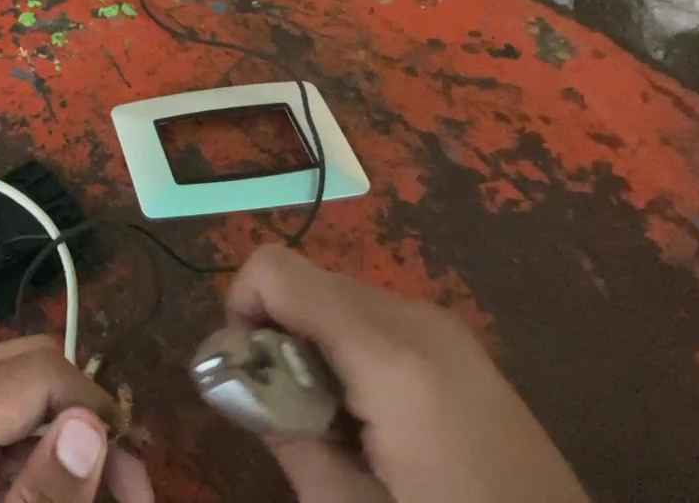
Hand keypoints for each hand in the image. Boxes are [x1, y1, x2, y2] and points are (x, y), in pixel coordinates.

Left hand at [0, 335, 153, 501]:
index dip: (95, 410)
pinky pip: (4, 412)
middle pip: (31, 363)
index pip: (37, 372)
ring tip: (111, 492)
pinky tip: (62, 487)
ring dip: (71, 430)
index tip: (135, 481)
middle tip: (130, 487)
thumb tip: (91, 423)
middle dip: (88, 414)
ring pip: (23, 383)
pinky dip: (42, 445)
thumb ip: (42, 493)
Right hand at [226, 246, 587, 502]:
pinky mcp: (463, 349)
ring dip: (312, 343)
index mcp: (388, 355)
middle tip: (290, 410)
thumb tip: (235, 379)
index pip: (274, 269)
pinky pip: (375, 319)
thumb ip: (279, 428)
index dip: (241, 308)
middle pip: (305, 282)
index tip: (250, 374)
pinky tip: (374, 418)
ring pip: (337, 298)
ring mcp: (447, 332)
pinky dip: (348, 349)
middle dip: (277, 332)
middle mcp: (416, 320)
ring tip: (337, 421)